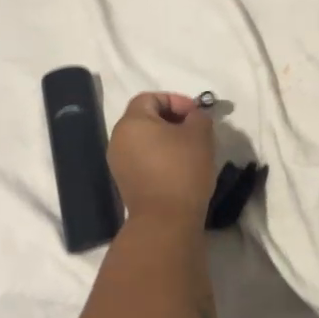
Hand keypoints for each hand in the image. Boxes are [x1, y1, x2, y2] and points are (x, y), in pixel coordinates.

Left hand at [108, 92, 215, 227]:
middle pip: (145, 118)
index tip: (196, 115)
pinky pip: (143, 159)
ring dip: (167, 140)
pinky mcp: (125, 182)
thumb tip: (194, 116)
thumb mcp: (200, 134)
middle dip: (172, 120)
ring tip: (191, 151)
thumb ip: (198, 116)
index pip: (150, 98)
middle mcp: (118, 139)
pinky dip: (160, 157)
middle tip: (196, 131)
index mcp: (132, 122)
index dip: (175, 100)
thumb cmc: (183, 169)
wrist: (166, 219)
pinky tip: (180, 169)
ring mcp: (119, 163)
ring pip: (145, 140)